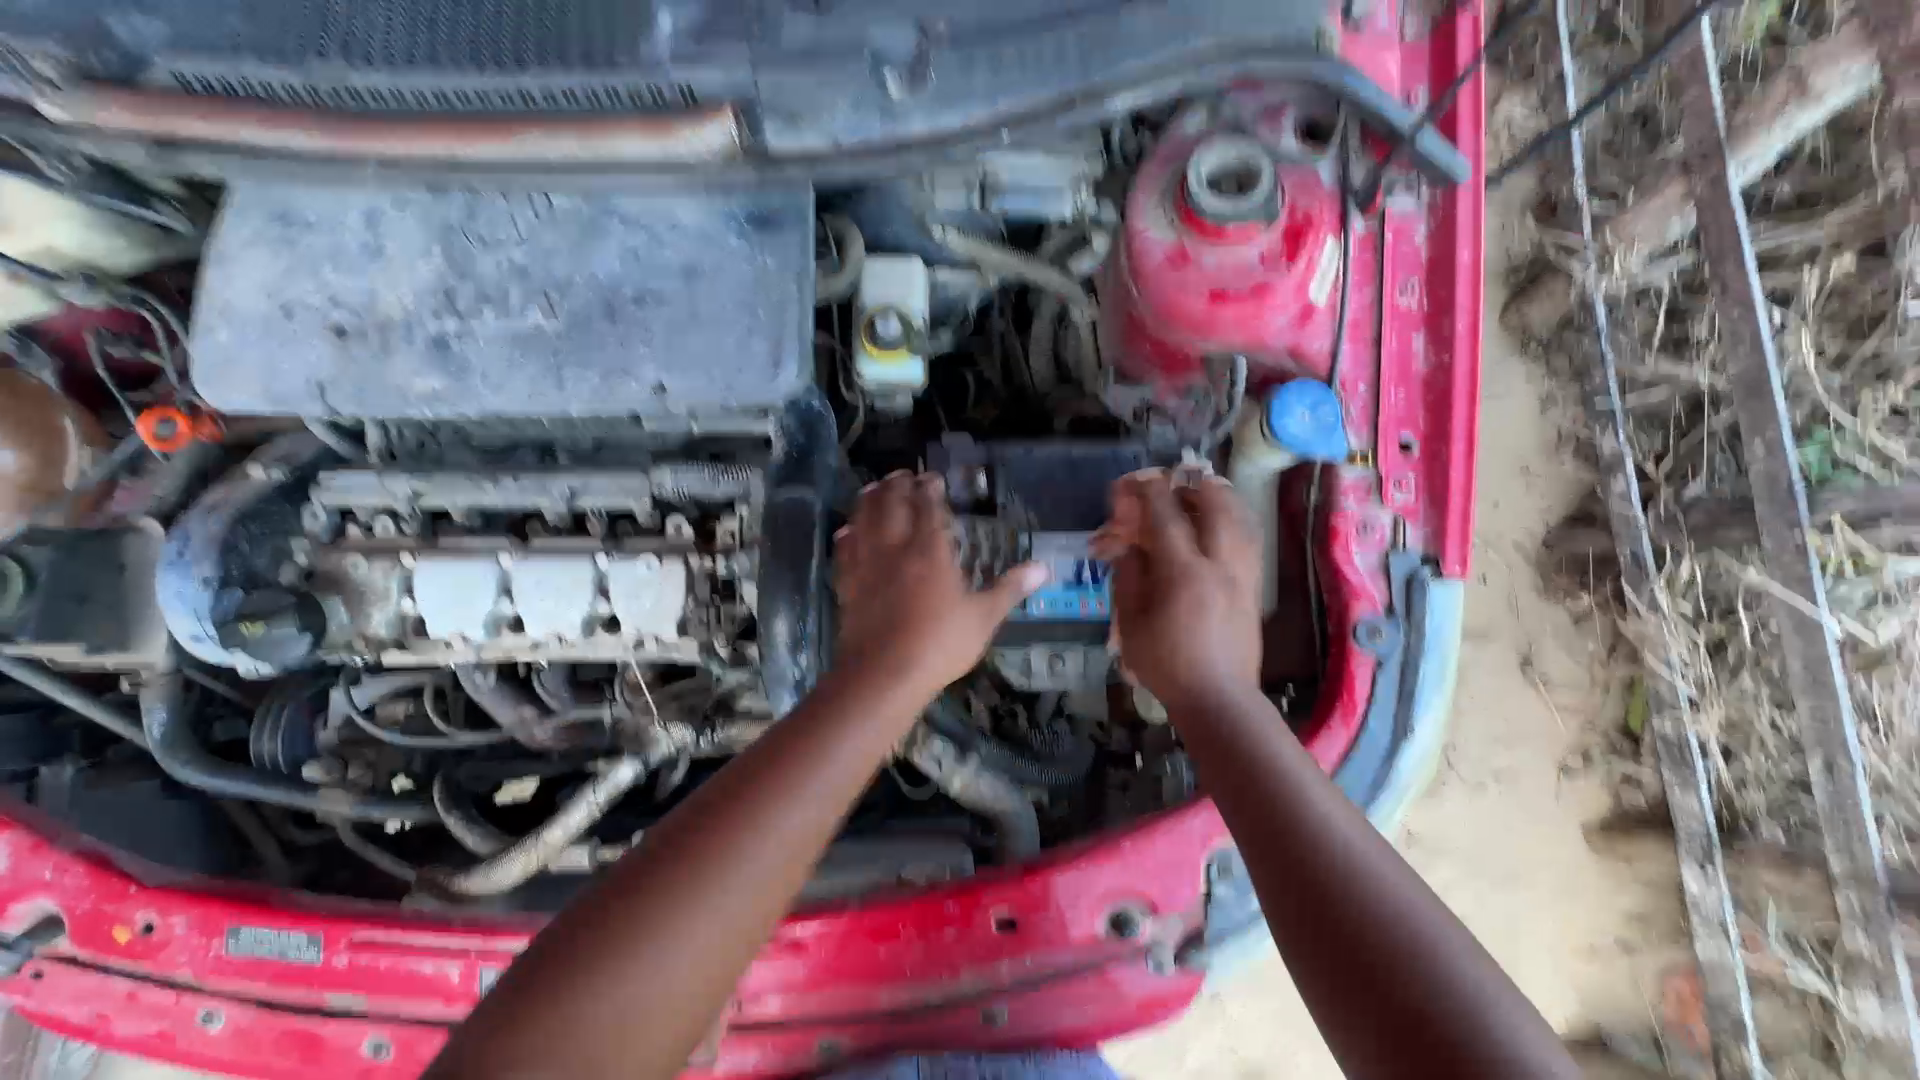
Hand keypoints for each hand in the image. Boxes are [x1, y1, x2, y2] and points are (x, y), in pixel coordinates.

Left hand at [832, 471, 1046, 705]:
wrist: (883, 675)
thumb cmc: (939, 645)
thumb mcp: (983, 619)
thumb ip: (1009, 589)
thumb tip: (1042, 568)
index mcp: (929, 551)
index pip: (928, 507)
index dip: (930, 489)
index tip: (932, 478)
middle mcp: (894, 548)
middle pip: (891, 504)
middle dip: (897, 485)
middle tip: (903, 476)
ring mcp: (866, 565)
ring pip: (863, 520)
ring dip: (869, 500)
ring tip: (874, 488)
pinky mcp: (847, 584)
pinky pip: (845, 550)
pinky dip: (848, 534)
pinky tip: (848, 531)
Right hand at [1093, 469, 1261, 711]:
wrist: (1218, 698)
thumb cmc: (1166, 665)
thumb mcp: (1131, 623)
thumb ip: (1130, 576)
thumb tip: (1130, 547)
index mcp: (1183, 573)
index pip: (1165, 514)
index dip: (1145, 491)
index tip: (1129, 484)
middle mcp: (1220, 564)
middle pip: (1213, 503)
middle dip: (1188, 484)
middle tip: (1167, 483)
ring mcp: (1243, 574)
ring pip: (1239, 517)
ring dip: (1216, 497)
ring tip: (1197, 491)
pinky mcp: (1254, 586)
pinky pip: (1248, 538)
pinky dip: (1233, 519)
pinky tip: (1220, 522)